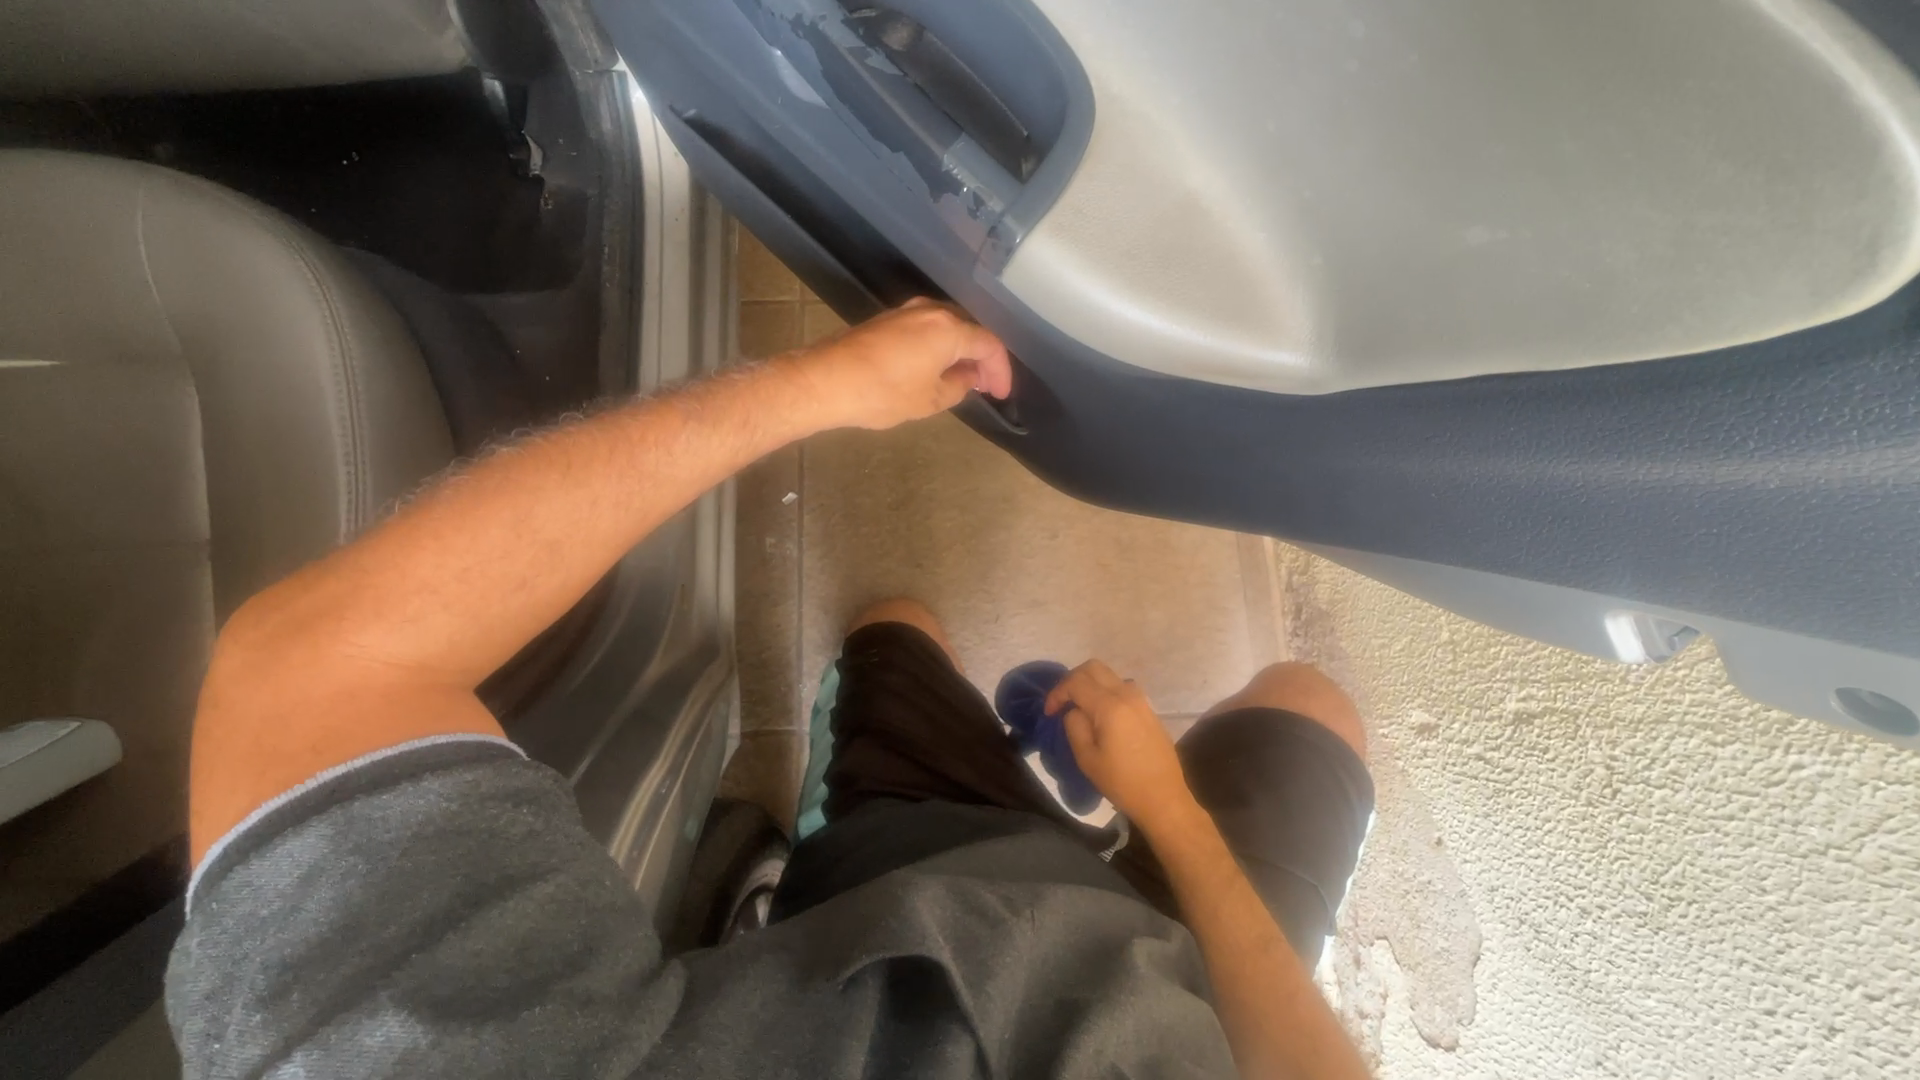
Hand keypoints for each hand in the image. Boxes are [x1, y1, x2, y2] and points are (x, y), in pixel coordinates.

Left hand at [779, 298, 1012, 429]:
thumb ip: (959, 386)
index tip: (1001, 393)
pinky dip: (939, 348)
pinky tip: (936, 369)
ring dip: (959, 352)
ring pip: (947, 328)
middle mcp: (931, 312)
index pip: (989, 344)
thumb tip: (969, 378)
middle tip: (986, 386)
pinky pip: (926, 330)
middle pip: (969, 331)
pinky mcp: (887, 321)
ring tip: (963, 379)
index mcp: (949, 329)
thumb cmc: (884, 393)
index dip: (1000, 370)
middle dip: (981, 359)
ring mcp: (906, 312)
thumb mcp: (930, 399)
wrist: (827, 381)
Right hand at [1045, 660, 1195, 828]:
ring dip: (1090, 684)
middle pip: (1093, 667)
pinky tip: (1101, 716)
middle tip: (1062, 702)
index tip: (1049, 712)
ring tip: (1080, 707)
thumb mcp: (1087, 758)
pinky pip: (1122, 688)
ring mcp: (1142, 700)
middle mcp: (1127, 695)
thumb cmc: (1122, 782)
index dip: (1057, 693)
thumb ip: (1074, 726)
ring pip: (1109, 675)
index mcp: (1110, 706)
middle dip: (1072, 680)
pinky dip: (1106, 692)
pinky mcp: (1149, 710)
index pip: (1075, 682)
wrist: (1164, 798)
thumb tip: (1075, 711)